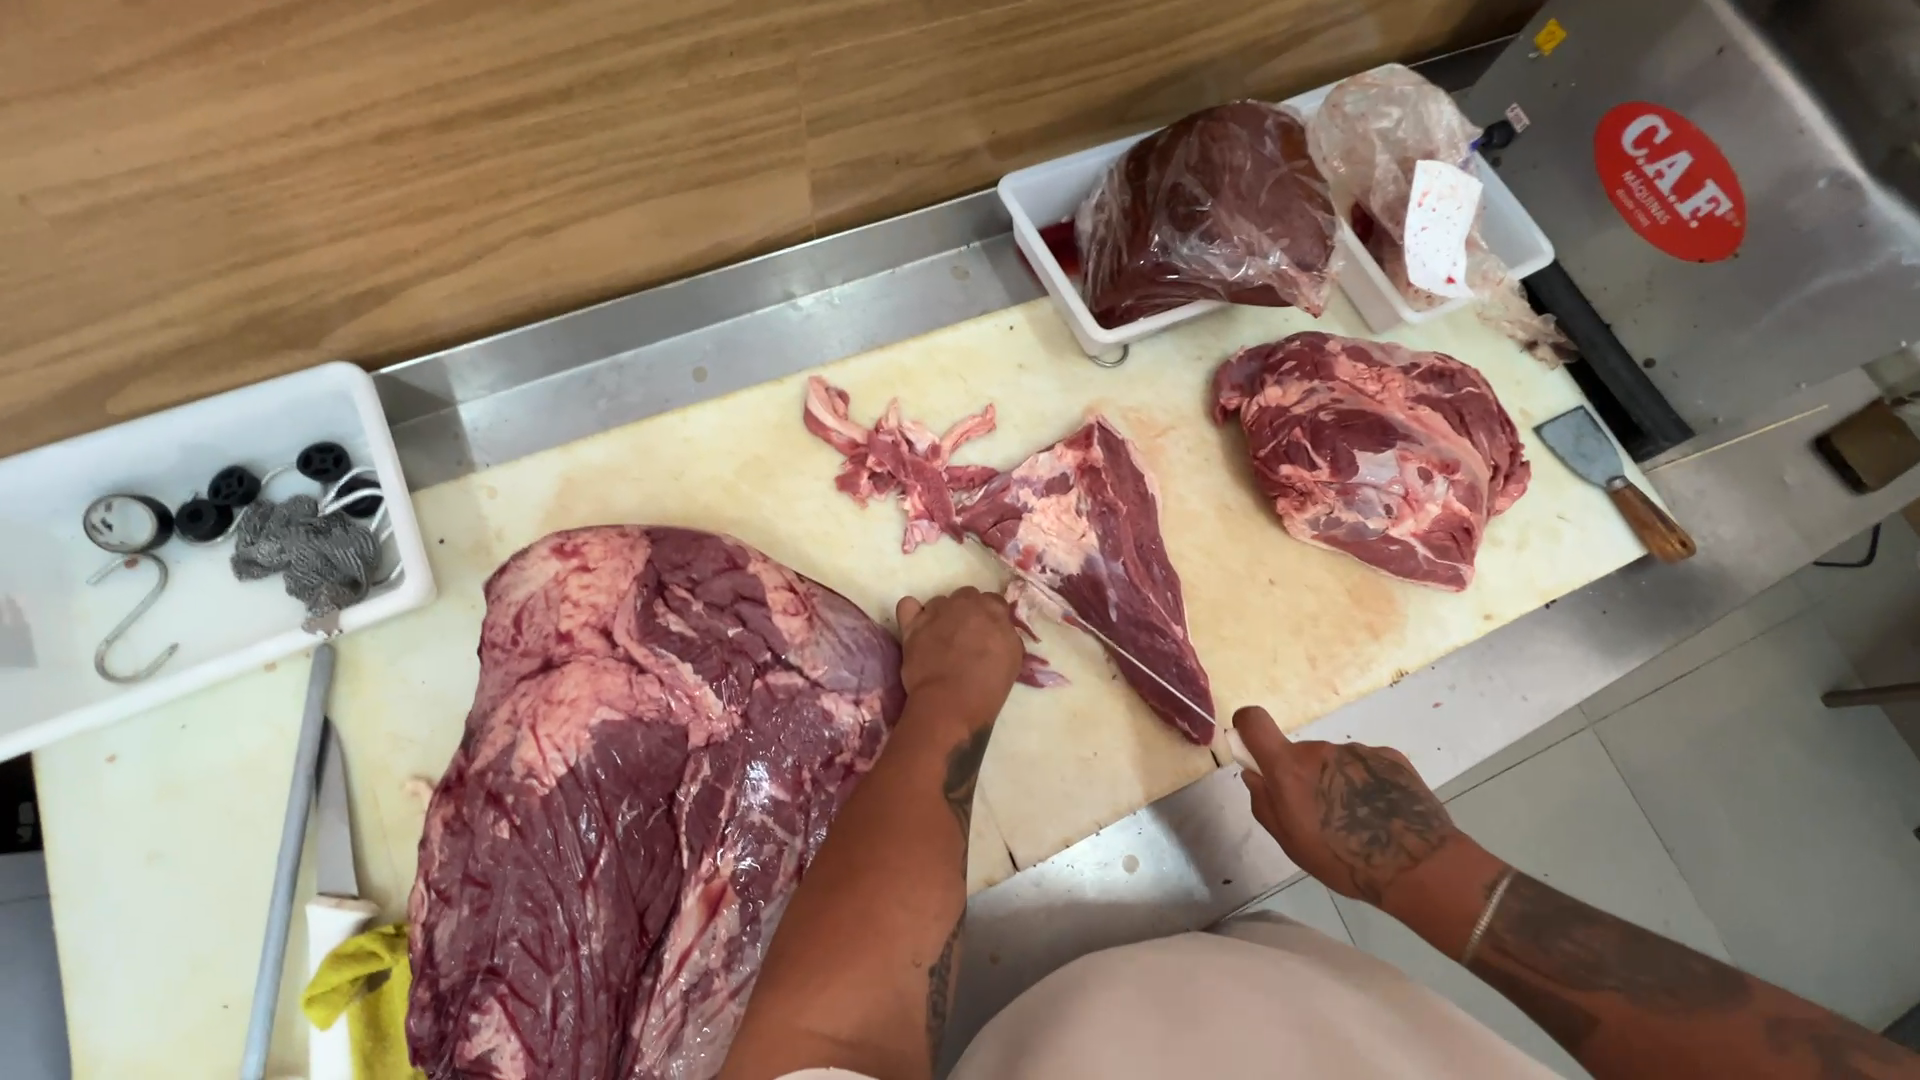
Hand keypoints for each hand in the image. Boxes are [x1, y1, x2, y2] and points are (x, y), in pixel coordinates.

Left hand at [895, 587, 1022, 729]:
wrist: (950, 702)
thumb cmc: (988, 687)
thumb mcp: (1014, 659)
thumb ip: (1006, 634)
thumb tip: (998, 629)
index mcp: (993, 610)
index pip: (994, 601)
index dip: (991, 618)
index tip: (988, 634)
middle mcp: (964, 603)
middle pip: (967, 596)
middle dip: (967, 612)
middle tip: (966, 637)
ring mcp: (936, 611)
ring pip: (939, 602)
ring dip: (942, 615)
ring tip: (941, 639)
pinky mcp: (912, 624)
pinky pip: (908, 605)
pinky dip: (912, 612)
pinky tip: (917, 627)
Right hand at [1235, 705, 1464, 905]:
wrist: (1419, 865)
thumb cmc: (1343, 860)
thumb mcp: (1290, 842)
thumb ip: (1264, 803)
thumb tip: (1256, 775)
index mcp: (1289, 768)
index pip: (1254, 721)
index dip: (1247, 727)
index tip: (1253, 748)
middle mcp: (1320, 749)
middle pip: (1299, 753)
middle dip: (1302, 776)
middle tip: (1320, 813)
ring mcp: (1357, 750)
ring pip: (1334, 761)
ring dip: (1337, 781)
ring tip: (1359, 820)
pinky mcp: (1390, 757)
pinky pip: (1365, 765)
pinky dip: (1366, 783)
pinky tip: (1383, 813)